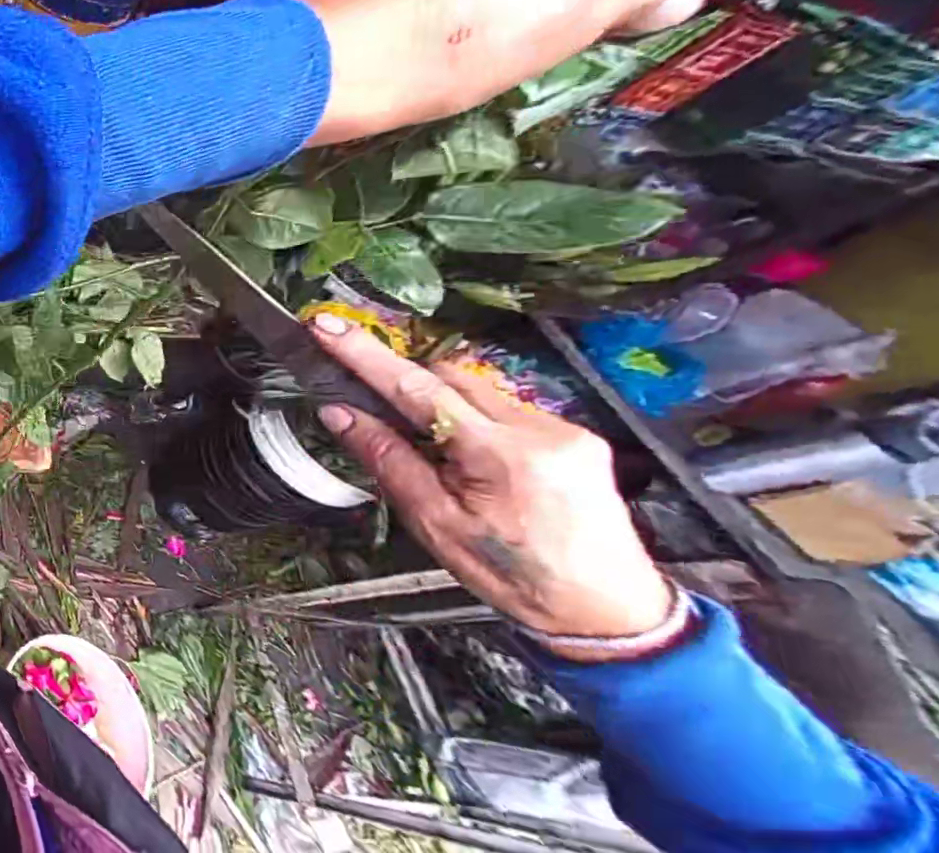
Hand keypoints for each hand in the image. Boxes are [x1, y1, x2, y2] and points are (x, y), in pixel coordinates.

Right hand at [308, 313, 676, 660]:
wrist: (610, 613)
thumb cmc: (514, 578)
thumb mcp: (437, 525)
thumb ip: (389, 461)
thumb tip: (339, 413)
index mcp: (501, 456)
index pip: (418, 389)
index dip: (366, 355)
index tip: (328, 325)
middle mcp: (538, 428)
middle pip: (448, 378)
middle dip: (404, 383)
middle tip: (366, 401)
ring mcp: (562, 427)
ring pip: (475, 390)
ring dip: (438, 405)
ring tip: (429, 452)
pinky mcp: (573, 434)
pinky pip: (502, 407)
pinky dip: (469, 420)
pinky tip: (467, 459)